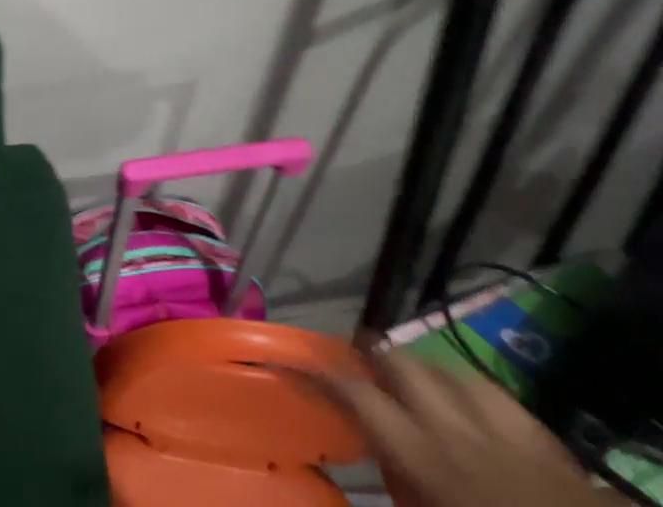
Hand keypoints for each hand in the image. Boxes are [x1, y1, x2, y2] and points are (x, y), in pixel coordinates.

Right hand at [320, 352, 621, 506]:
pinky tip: (469, 397)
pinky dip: (474, 389)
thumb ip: (394, 480)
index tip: (287, 360)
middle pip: (404, 364)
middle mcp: (457, 427)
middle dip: (373, 352)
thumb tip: (358, 455)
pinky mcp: (545, 438)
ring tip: (408, 373)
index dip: (315, 372)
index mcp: (420, 451)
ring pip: (453, 371)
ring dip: (425, 368)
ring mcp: (506, 428)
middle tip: (351, 354)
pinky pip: (501, 396)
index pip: (354, 392)